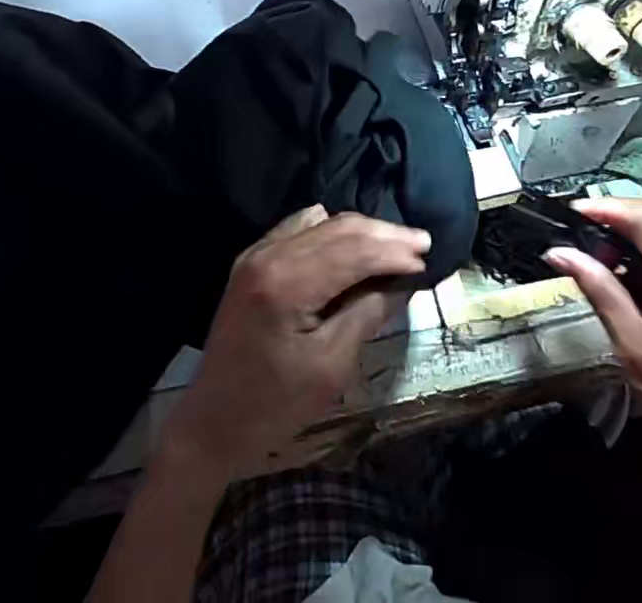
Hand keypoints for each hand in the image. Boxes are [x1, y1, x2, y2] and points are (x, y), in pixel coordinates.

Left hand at [166, 206, 429, 476]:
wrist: (214, 418)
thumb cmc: (275, 404)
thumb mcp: (331, 367)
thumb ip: (365, 314)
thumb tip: (398, 283)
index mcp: (286, 282)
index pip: (352, 250)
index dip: (393, 252)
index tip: (428, 259)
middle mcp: (268, 254)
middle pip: (337, 228)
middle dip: (383, 235)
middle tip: (423, 244)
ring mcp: (255, 254)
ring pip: (319, 223)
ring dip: (359, 231)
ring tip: (395, 246)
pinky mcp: (250, 261)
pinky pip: (297, 229)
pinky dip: (329, 232)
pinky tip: (351, 245)